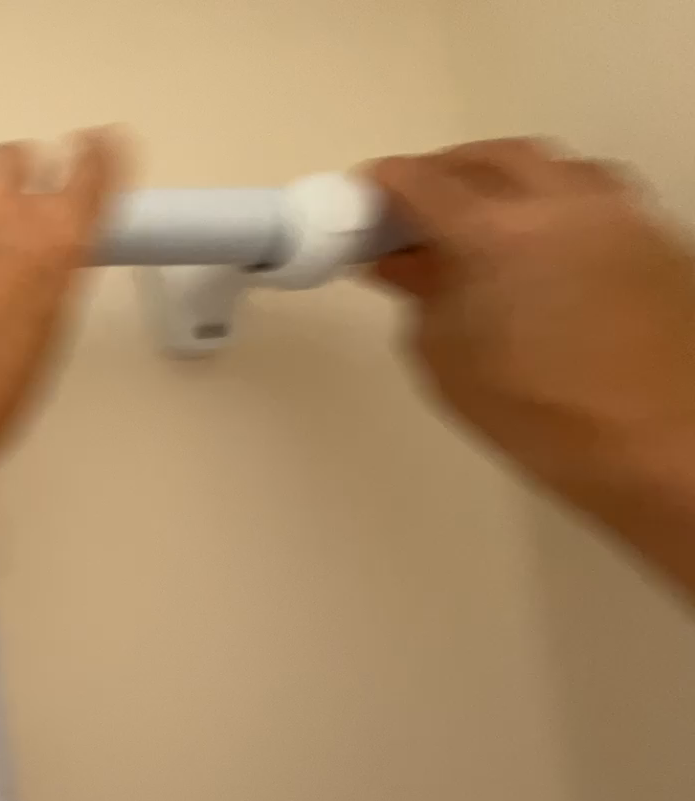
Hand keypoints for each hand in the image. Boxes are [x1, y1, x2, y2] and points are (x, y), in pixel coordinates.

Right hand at [368, 141, 694, 510]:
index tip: (360, 188)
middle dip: (442, 168)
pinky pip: (588, 189)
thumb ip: (422, 287)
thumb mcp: (439, 344)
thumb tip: (403, 260)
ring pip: (551, 165)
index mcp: (499, 236)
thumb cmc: (518, 400)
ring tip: (463, 210)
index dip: (385, 182)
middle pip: (494, 158)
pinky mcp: (650, 235)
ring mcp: (619, 215)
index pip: (428, 185)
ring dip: (498, 174)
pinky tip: (520, 232)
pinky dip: (542, 194)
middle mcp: (566, 208)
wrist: (634, 432)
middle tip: (403, 198)